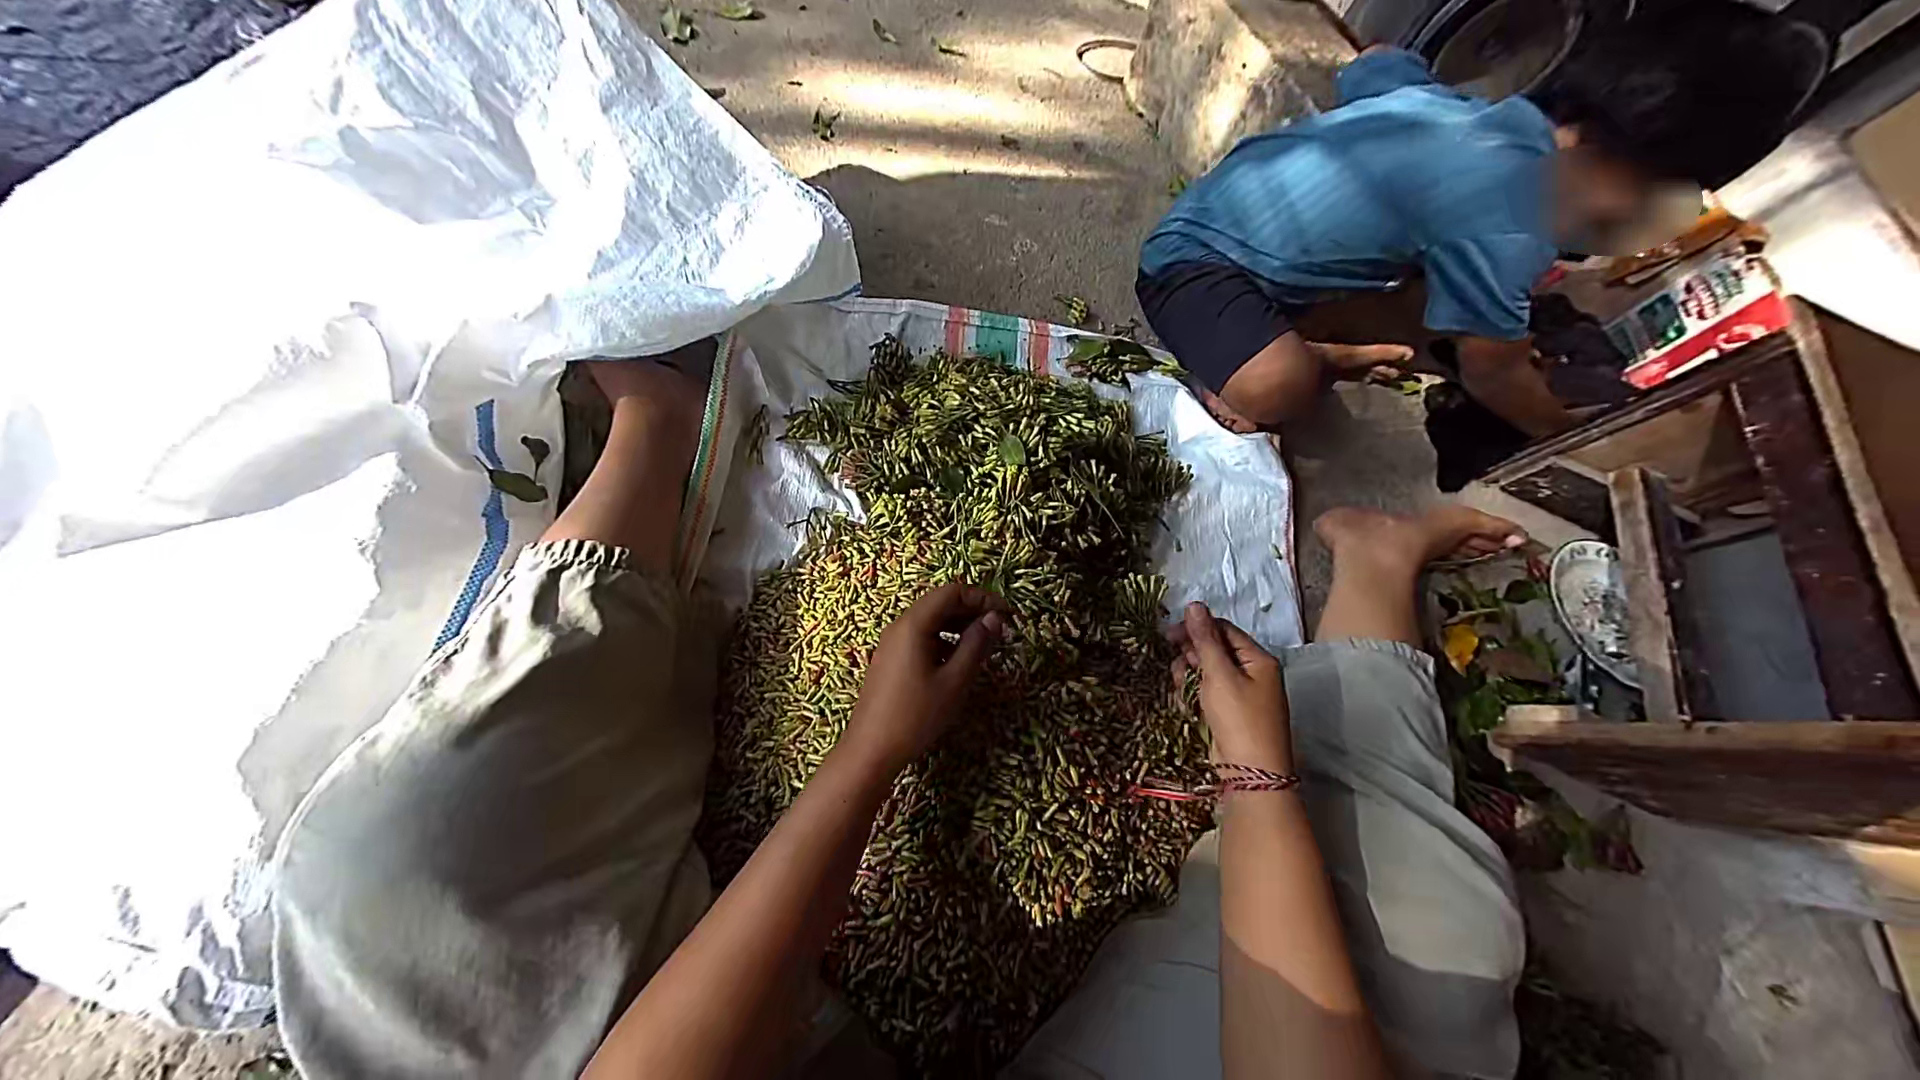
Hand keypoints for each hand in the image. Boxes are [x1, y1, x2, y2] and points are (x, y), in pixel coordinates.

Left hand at [843, 582, 1009, 775]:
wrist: (871, 751)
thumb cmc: (916, 716)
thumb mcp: (954, 681)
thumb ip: (976, 645)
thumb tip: (994, 618)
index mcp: (913, 624)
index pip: (952, 592)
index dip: (983, 598)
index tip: (1007, 615)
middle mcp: (899, 626)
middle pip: (940, 602)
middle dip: (972, 610)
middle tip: (999, 630)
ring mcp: (891, 643)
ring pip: (930, 620)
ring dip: (959, 625)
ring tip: (983, 645)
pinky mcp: (890, 659)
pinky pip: (921, 637)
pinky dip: (943, 640)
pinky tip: (957, 661)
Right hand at [1169, 602, 1292, 771]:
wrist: (1251, 772)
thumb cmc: (1239, 718)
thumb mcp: (1219, 674)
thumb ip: (1204, 639)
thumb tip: (1194, 605)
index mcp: (1258, 659)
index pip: (1224, 630)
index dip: (1196, 628)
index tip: (1169, 634)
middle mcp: (1253, 672)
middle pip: (1216, 649)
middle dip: (1192, 653)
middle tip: (1176, 665)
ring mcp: (1243, 693)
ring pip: (1208, 670)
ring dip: (1191, 673)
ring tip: (1182, 686)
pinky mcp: (1230, 711)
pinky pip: (1209, 690)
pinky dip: (1196, 691)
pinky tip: (1187, 700)